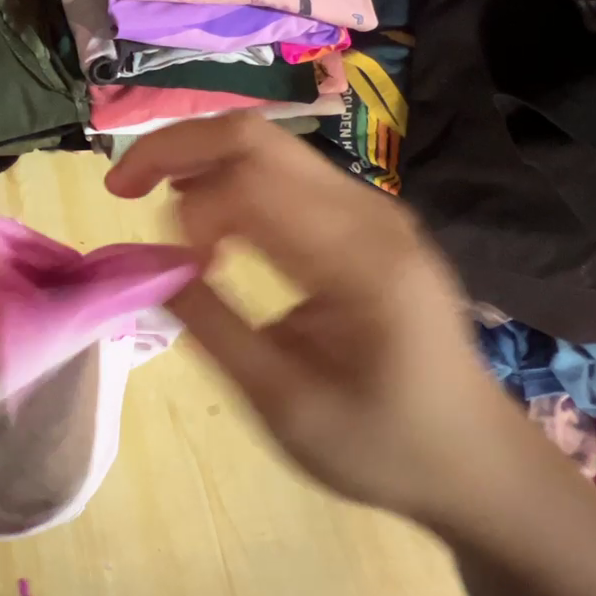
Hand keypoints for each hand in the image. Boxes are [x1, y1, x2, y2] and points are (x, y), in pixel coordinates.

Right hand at [106, 113, 531, 521]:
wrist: (475, 459)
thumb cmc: (381, 443)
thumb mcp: (284, 404)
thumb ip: (209, 324)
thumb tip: (149, 262)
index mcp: (360, 259)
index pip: (250, 185)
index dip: (188, 213)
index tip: (175, 268)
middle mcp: (368, 212)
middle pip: (252, 136)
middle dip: (172, 148)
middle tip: (120, 187)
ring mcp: (369, 206)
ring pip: (262, 142)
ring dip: (194, 156)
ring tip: (147, 195)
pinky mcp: (361, 215)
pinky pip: (279, 167)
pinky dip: (223, 174)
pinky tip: (201, 212)